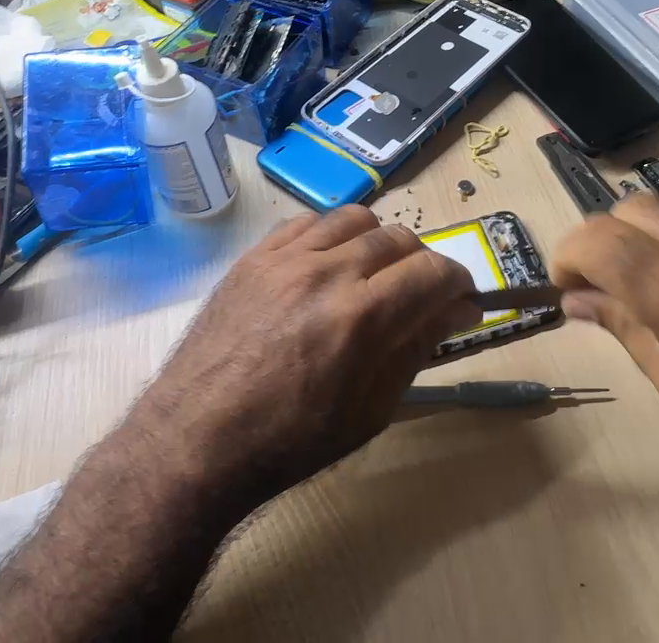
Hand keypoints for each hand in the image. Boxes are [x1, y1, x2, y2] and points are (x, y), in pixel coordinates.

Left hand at [126, 206, 479, 502]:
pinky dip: (332, 236)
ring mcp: (285, 258)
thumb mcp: (370, 410)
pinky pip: (308, 222)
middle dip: (422, 265)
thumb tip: (456, 310)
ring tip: (372, 276)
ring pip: (356, 218)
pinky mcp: (254, 256)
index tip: (462, 304)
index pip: (434, 272)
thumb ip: (416, 348)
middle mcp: (327, 273)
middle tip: (418, 297)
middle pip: (399, 238)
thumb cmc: (290, 441)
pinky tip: (327, 267)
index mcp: (361, 318)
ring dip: (378, 242)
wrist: (196, 440)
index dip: (459, 284)